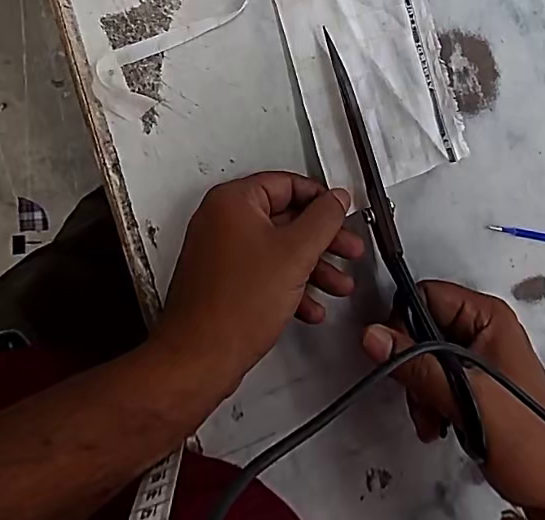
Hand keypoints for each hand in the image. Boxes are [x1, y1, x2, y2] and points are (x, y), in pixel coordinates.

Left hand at [154, 172, 366, 395]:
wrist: (199, 360)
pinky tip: (308, 303)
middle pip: (285, 216)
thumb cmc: (231, 309)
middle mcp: (221, 219)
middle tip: (345, 246)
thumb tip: (335, 199)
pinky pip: (263, 270)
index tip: (339, 212)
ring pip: (277, 247)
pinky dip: (289, 283)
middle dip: (321, 238)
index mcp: (233, 201)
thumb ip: (323, 220)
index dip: (320, 199)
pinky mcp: (221, 279)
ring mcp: (218, 250)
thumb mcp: (296, 253)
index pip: (288, 183)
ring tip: (335, 281)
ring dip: (311, 264)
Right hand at [362, 281, 544, 519]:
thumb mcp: (467, 398)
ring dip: (422, 388)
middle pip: (423, 326)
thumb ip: (419, 366)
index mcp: (489, 317)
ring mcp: (481, 354)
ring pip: (427, 354)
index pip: (427, 295)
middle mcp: (485, 329)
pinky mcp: (476, 379)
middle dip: (415, 364)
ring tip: (436, 414)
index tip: (397, 352)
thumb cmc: (535, 443)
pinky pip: (437, 375)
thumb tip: (378, 337)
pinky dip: (431, 398)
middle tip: (421, 392)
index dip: (405, 323)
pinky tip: (442, 419)